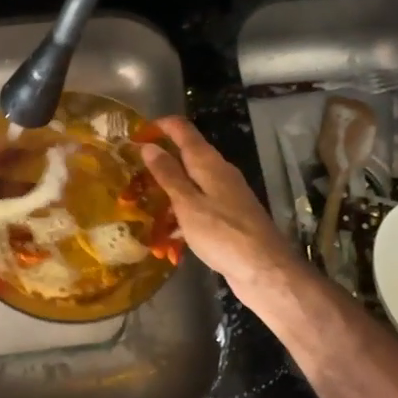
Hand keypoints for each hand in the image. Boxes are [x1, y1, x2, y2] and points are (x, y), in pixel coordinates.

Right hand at [141, 117, 298, 298]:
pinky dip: (182, 209)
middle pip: (186, 154)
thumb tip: (149, 146)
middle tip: (132, 171)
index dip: (159, 126)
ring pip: (192, 181)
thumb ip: (168, 174)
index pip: (182, 129)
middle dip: (160, 159)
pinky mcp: (229, 217)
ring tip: (142, 200)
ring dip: (169, 187)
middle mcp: (219, 171)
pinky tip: (167, 230)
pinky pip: (200, 204)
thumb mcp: (188, 204)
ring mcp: (226, 194)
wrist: (266, 271)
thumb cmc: (223, 234)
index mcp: (208, 161)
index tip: (135, 135)